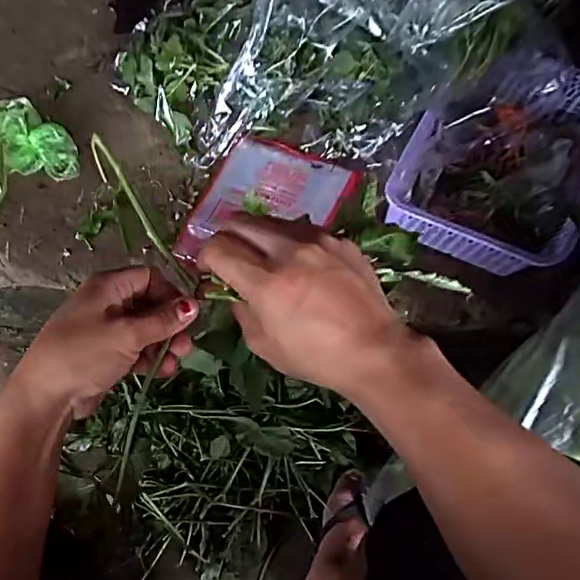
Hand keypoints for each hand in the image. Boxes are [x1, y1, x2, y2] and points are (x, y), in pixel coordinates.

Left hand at [9, 267, 196, 417]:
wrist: (47, 394)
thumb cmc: (85, 354)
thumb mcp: (128, 335)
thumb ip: (162, 321)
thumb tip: (193, 305)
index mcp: (107, 287)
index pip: (148, 278)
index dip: (170, 294)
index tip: (188, 316)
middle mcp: (107, 303)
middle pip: (149, 305)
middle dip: (170, 325)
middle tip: (185, 347)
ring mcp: (105, 330)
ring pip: (144, 331)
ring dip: (162, 345)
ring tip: (174, 363)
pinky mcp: (105, 354)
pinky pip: (134, 350)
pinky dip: (148, 358)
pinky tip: (161, 372)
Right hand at [197, 215, 419, 398]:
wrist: (373, 350)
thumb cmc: (315, 358)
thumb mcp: (265, 346)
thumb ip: (243, 314)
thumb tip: (236, 295)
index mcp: (265, 283)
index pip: (219, 249)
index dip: (205, 256)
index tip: (208, 268)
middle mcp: (288, 252)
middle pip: (241, 223)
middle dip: (225, 236)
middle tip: (228, 254)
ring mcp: (318, 242)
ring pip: (273, 221)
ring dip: (258, 234)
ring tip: (262, 255)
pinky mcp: (341, 242)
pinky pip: (306, 232)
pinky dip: (292, 242)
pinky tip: (300, 264)